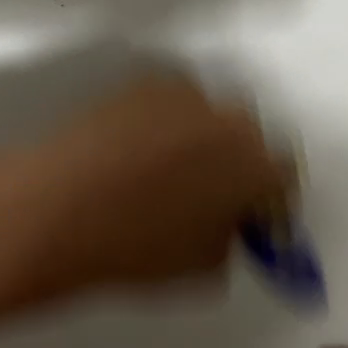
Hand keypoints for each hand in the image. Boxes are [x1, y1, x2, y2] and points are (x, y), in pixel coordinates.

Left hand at [0, 75, 291, 297]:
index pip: (286, 172)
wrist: (61, 203)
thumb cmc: (139, 245)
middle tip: (208, 191)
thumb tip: (229, 219)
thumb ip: (232, 234)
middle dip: (236, 159)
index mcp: (255, 162)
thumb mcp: (206, 266)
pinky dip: (162, 121)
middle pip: (247, 134)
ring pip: (206, 112)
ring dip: (199, 134)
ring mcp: (183, 92)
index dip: (269, 197)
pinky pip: (168, 102)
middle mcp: (227, 116)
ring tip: (165, 166)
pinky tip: (135, 149)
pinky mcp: (143, 81)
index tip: (249, 215)